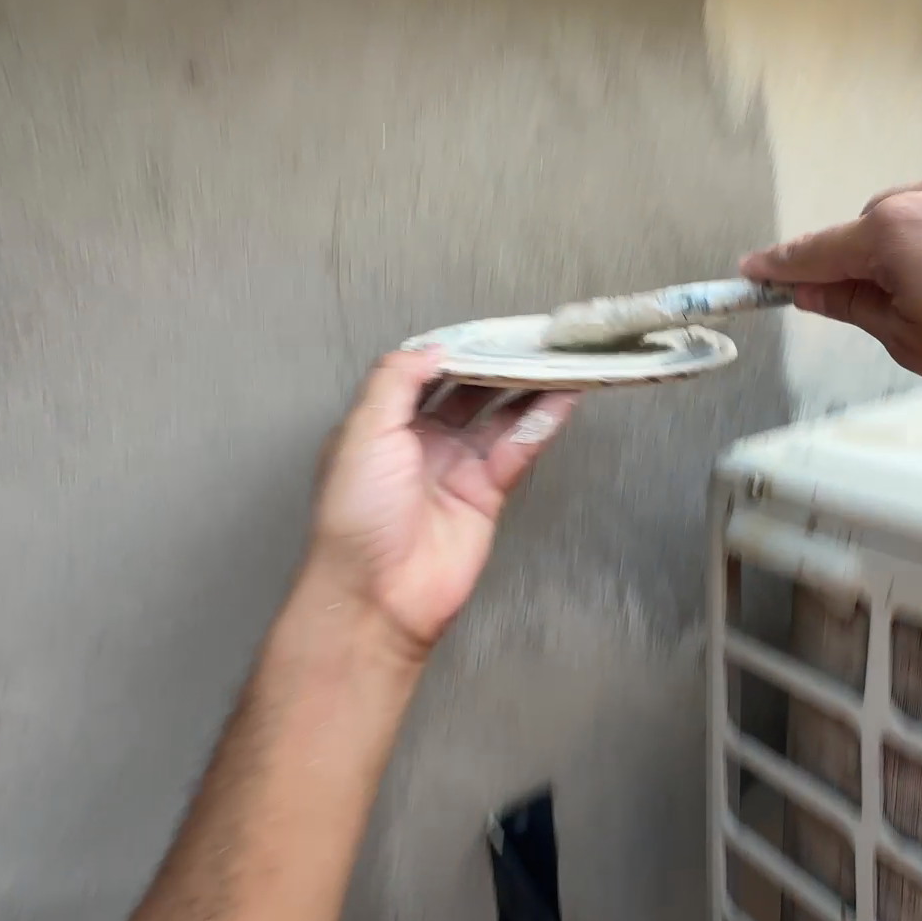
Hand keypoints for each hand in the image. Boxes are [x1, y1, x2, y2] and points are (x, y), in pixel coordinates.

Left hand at [305, 350, 576, 658]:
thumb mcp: (363, 433)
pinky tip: (562, 397)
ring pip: (499, 418)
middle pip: (468, 392)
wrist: (379, 592)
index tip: (487, 328)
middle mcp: (422, 441)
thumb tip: (435, 348)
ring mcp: (457, 467)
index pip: (426, 374)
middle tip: (532, 338)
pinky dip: (539, 423)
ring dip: (527, 389)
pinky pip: (516, 449)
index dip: (456, 349)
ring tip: (558, 360)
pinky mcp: (487, 493)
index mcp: (386, 424)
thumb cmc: (358, 512)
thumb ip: (396, 382)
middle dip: (497, 366)